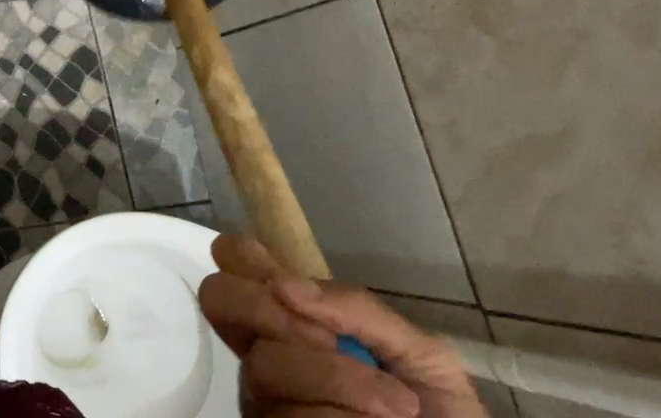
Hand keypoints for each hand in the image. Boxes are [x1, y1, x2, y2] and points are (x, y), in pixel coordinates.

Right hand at [197, 234, 488, 417]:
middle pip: (220, 299)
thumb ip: (358, 309)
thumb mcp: (420, 352)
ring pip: (265, 365)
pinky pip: (289, 413)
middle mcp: (263, 350)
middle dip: (273, 313)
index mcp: (293, 317)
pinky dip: (344, 415)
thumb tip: (283, 285)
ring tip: (394, 406)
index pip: (233, 259)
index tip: (286, 286)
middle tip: (330, 340)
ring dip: (339, 380)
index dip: (243, 258)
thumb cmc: (440, 414)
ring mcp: (262, 398)